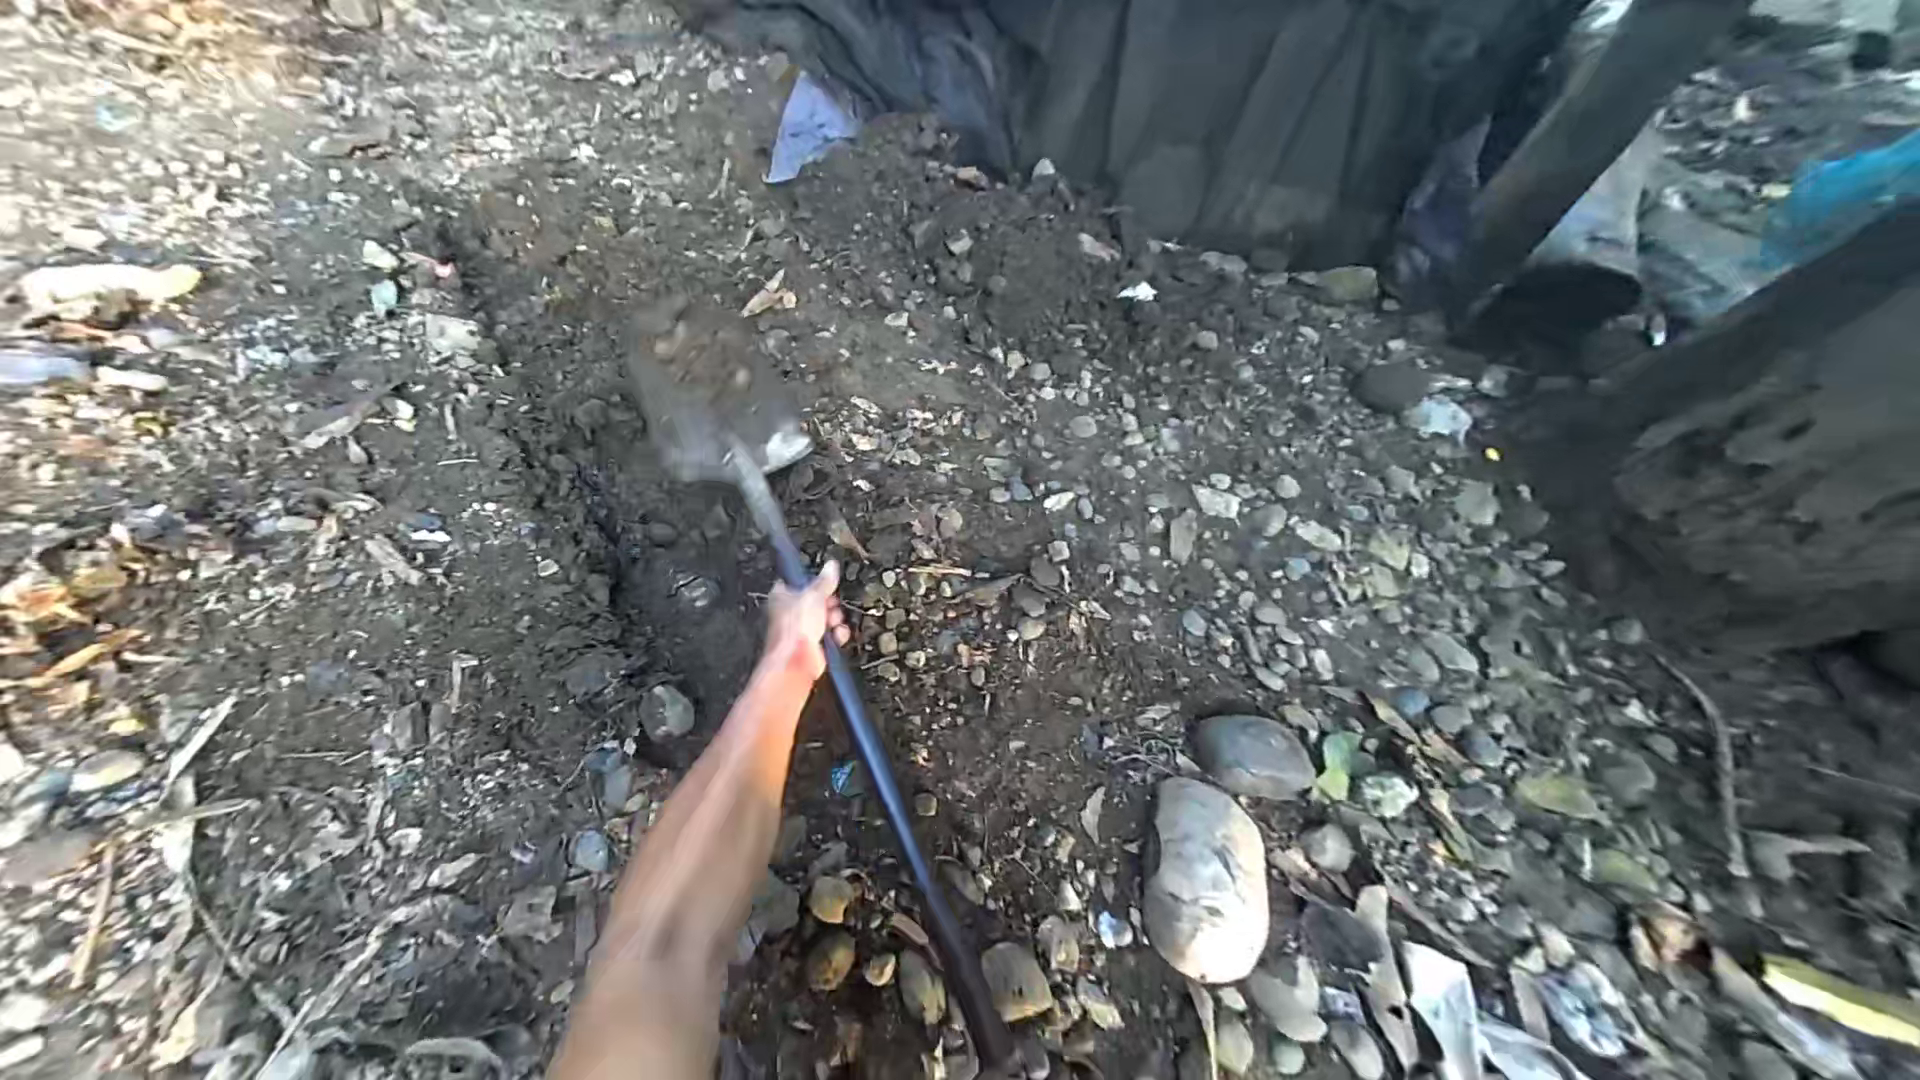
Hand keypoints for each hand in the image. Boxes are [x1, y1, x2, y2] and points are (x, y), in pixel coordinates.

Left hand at [762, 560, 849, 680]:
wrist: (796, 661)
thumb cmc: (794, 628)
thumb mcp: (813, 595)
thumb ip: (824, 581)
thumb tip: (831, 566)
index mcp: (783, 596)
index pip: (798, 582)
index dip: (813, 582)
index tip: (825, 582)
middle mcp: (790, 613)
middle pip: (817, 601)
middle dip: (829, 603)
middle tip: (831, 603)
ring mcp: (802, 630)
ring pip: (826, 618)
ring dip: (835, 619)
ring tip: (833, 621)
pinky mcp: (814, 645)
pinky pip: (831, 635)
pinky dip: (836, 635)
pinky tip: (836, 635)